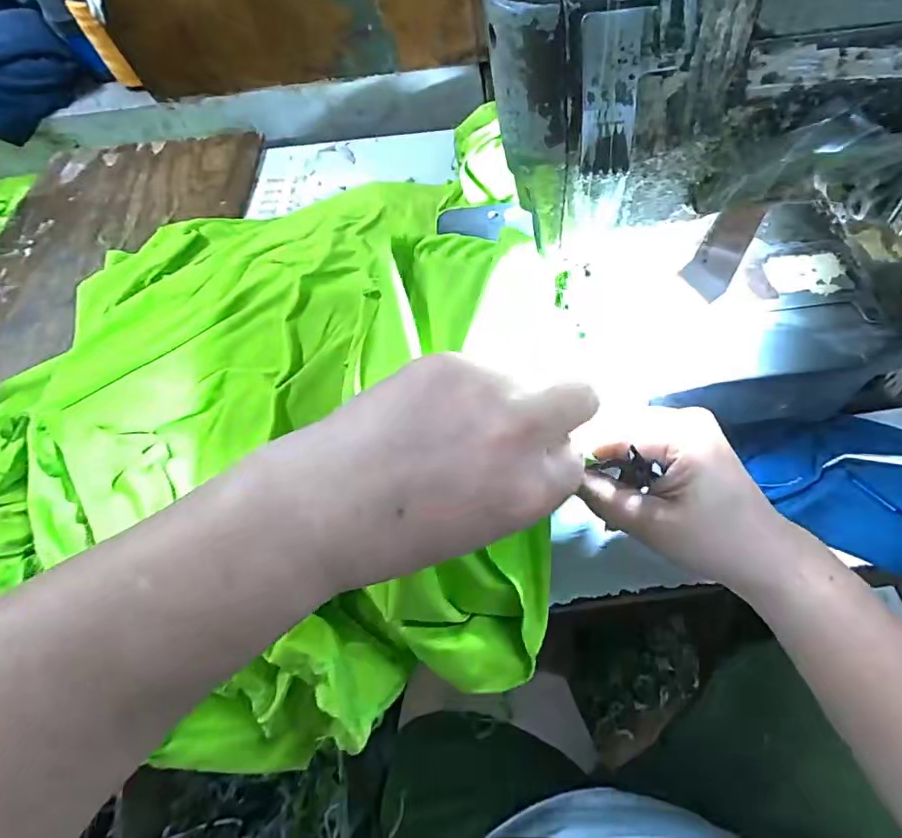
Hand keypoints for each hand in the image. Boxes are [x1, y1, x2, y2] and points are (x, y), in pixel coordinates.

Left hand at [256, 354, 597, 592]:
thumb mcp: (481, 526)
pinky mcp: (447, 361)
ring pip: (515, 378)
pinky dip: (454, 386)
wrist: (323, 504)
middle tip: (506, 423)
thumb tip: (526, 451)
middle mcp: (523, 431)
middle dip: (556, 409)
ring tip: (439, 421)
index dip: (546, 458)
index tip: (520, 461)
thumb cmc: (395, 540)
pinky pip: (472, 368)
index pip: (572, 459)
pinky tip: (414, 408)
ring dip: (493, 396)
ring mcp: (486, 387)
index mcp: (534, 489)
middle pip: (579, 395)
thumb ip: (515, 485)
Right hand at [577, 407, 783, 583]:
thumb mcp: (650, 524)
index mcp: (681, 432)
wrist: (765, 555)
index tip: (558, 473)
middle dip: (596, 453)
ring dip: (611, 457)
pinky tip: (621, 485)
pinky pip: (646, 438)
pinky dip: (629, 459)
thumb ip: (604, 497)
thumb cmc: (712, 542)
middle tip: (575, 483)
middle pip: (621, 425)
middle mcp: (685, 416)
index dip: (583, 450)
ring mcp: (690, 423)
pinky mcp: (690, 435)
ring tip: (596, 489)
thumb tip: (565, 476)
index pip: (614, 429)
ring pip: (630, 430)